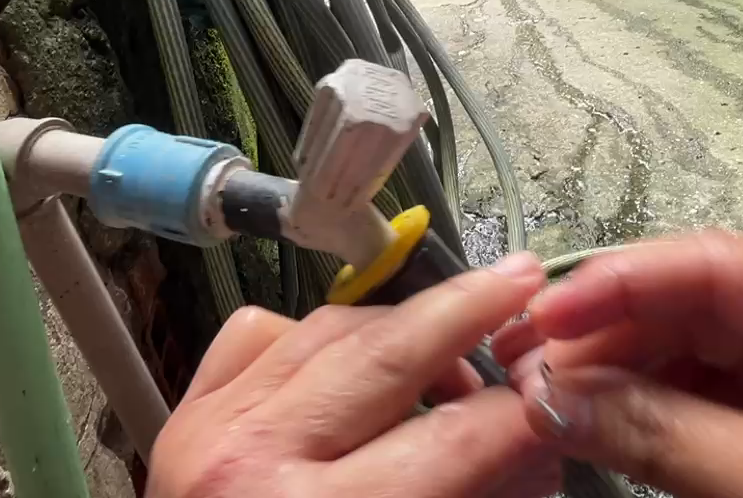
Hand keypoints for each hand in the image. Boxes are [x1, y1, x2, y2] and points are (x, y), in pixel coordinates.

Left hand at [147, 254, 560, 497]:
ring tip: (453, 343)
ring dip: (400, 323)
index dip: (514, 416)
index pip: (446, 446)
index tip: (553, 391)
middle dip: (464, 311)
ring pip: (329, 325)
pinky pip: (262, 329)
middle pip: (384, 355)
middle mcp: (251, 463)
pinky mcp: (189, 409)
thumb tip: (535, 451)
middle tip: (519, 279)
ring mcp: (208, 426)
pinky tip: (355, 350)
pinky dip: (316, 330)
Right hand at [492, 233, 742, 497]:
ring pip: (682, 334)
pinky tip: (585, 405)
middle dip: (603, 327)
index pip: (728, 268)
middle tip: (525, 358)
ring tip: (539, 385)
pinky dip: (633, 394)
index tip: (546, 310)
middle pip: (695, 297)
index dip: (623, 279)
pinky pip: (693, 376)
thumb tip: (548, 394)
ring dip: (605, 360)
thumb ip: (670, 439)